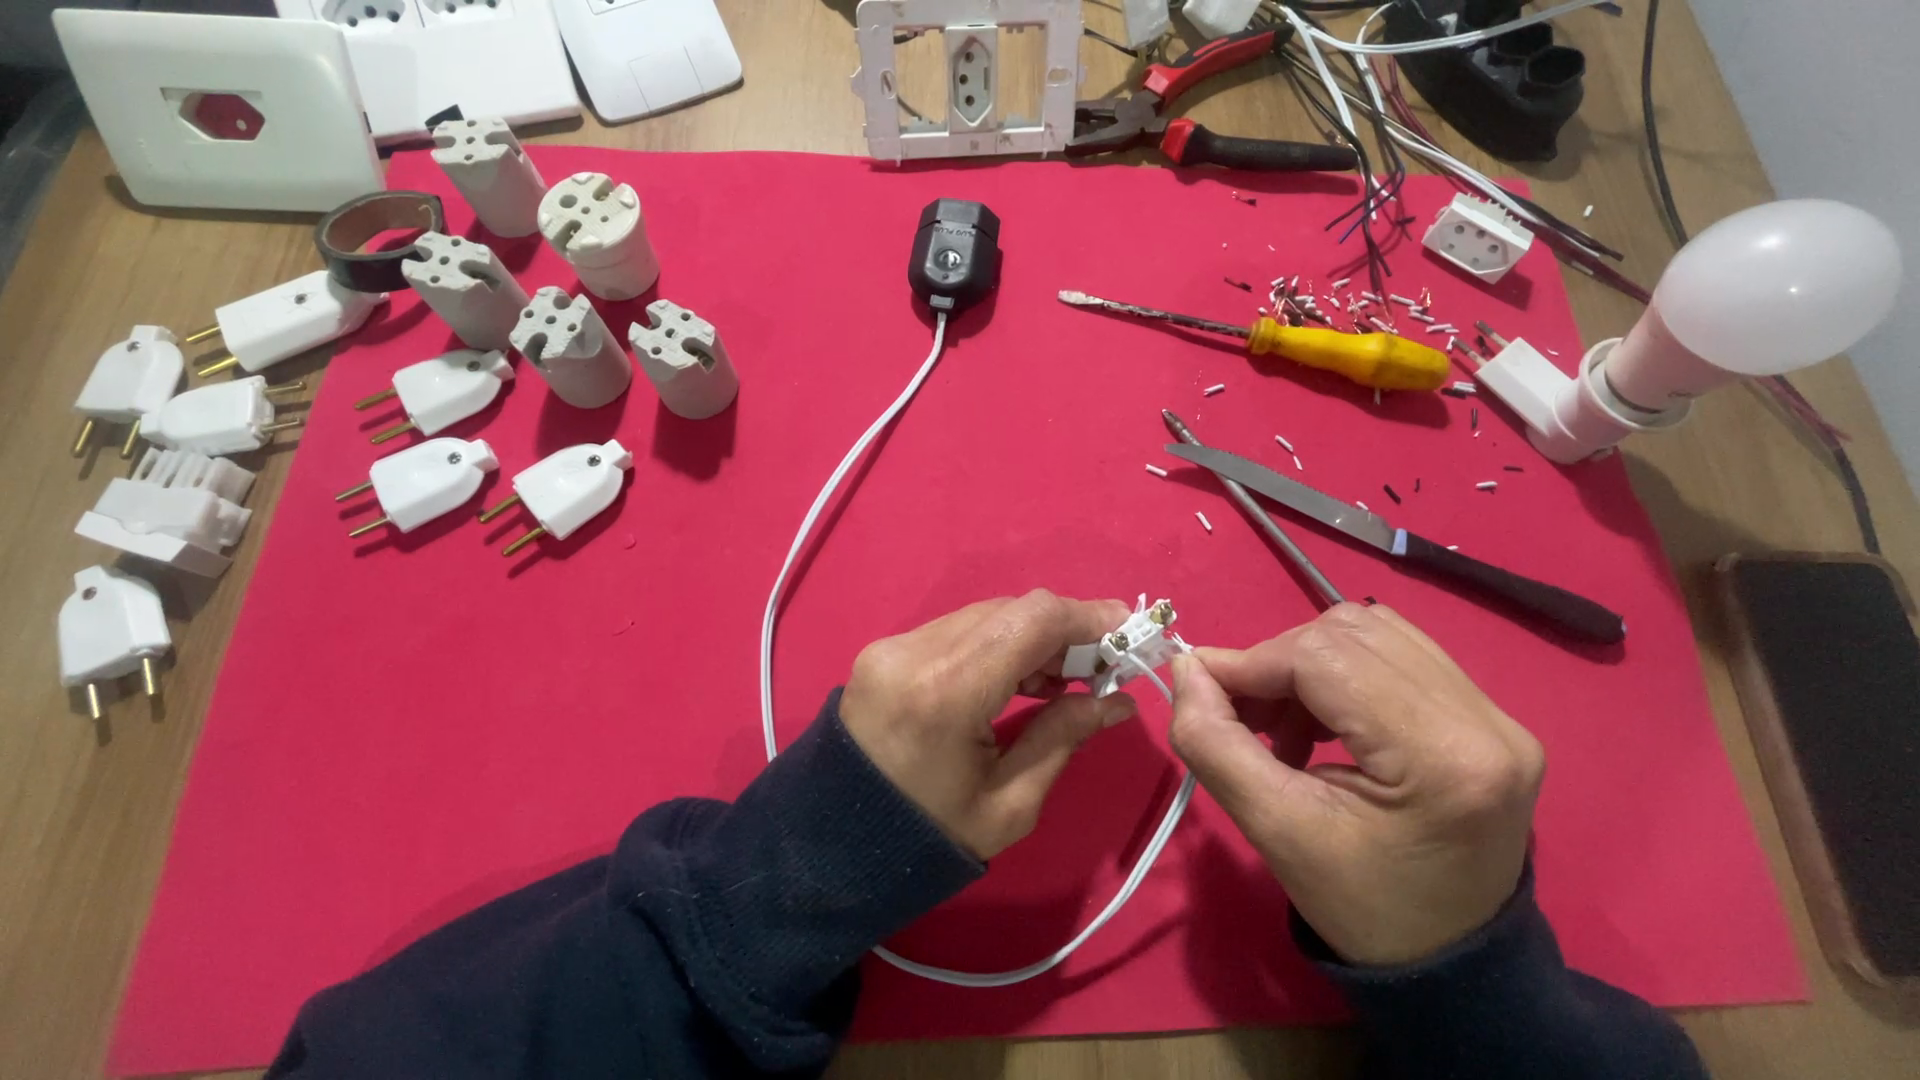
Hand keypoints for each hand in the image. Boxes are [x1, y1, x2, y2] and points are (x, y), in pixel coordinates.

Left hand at [840, 590, 1137, 859]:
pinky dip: (996, 643)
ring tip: (1060, 680)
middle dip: (1064, 629)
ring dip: (1030, 636)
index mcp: (946, 693)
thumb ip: (1063, 738)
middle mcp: (914, 652)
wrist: (835, 845)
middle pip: (1010, 610)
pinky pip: (956, 629)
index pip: (1031, 620)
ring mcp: (892, 646)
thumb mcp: (1009, 805)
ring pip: (983, 615)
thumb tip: (1117, 701)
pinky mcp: (885, 650)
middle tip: (1099, 667)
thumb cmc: (929, 837)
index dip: (1087, 616)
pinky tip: (1016, 679)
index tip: (1127, 630)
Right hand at [1169, 602, 1543, 966]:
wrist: (1447, 962)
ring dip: (1309, 664)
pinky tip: (1322, 723)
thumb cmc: (1359, 907)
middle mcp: (1485, 720)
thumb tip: (1187, 669)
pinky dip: (1341, 673)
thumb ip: (1214, 742)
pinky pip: (1398, 654)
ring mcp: (1496, 714)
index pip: (1326, 658)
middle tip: (1243, 716)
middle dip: (1278, 662)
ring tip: (1284, 725)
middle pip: (1349, 633)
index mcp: (1441, 756)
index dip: (1251, 662)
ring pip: (1373, 633)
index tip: (1201, 689)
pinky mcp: (1490, 717)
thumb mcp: (1273, 830)